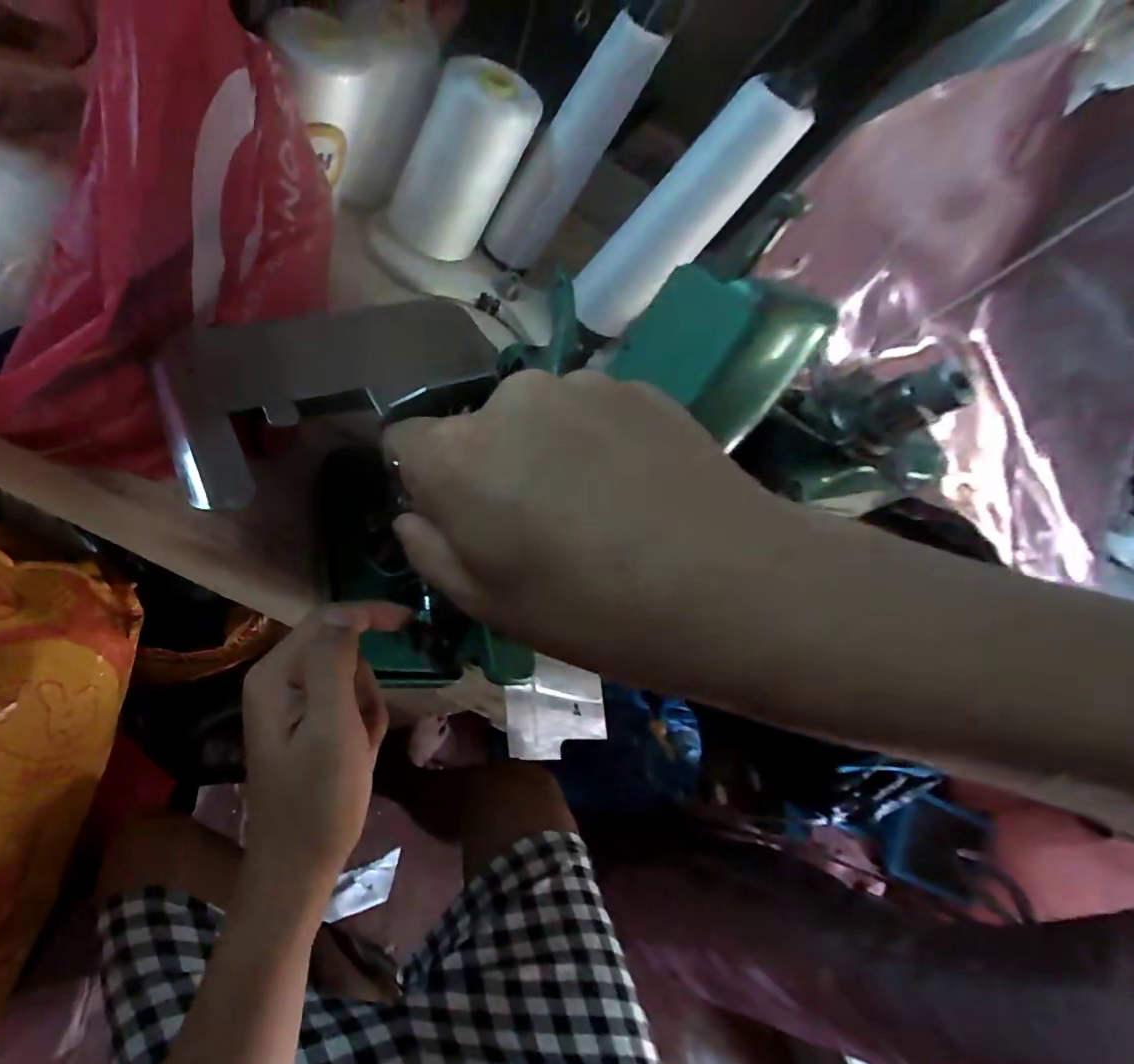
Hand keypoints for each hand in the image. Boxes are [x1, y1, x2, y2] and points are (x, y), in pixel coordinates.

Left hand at [241, 603, 410, 888]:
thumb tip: (343, 614)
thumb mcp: (332, 728)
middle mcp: (277, 680)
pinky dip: (360, 724)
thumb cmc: (318, 800)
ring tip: (360, 748)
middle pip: (339, 649)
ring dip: (365, 707)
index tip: (410, 621)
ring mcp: (289, 703)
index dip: (368, 614)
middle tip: (364, 727)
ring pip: (349, 677)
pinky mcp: (304, 723)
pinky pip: (345, 703)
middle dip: (364, 683)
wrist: (298, 865)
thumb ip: (334, 664)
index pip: (326, 620)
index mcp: (276, 675)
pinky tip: (356, 755)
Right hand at [383, 369, 809, 685]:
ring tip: (592, 505)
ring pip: (532, 417)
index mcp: (456, 455)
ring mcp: (578, 384)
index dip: (422, 480)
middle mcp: (508, 399)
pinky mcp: (636, 384)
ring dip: (542, 450)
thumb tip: (415, 514)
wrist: (731, 586)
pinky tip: (633, 487)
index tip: (457, 516)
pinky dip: (593, 441)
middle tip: (534, 522)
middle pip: (473, 429)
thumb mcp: (487, 604)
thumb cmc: (589, 610)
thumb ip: (430, 550)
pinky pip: (587, 411)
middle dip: (487, 467)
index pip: (402, 441)